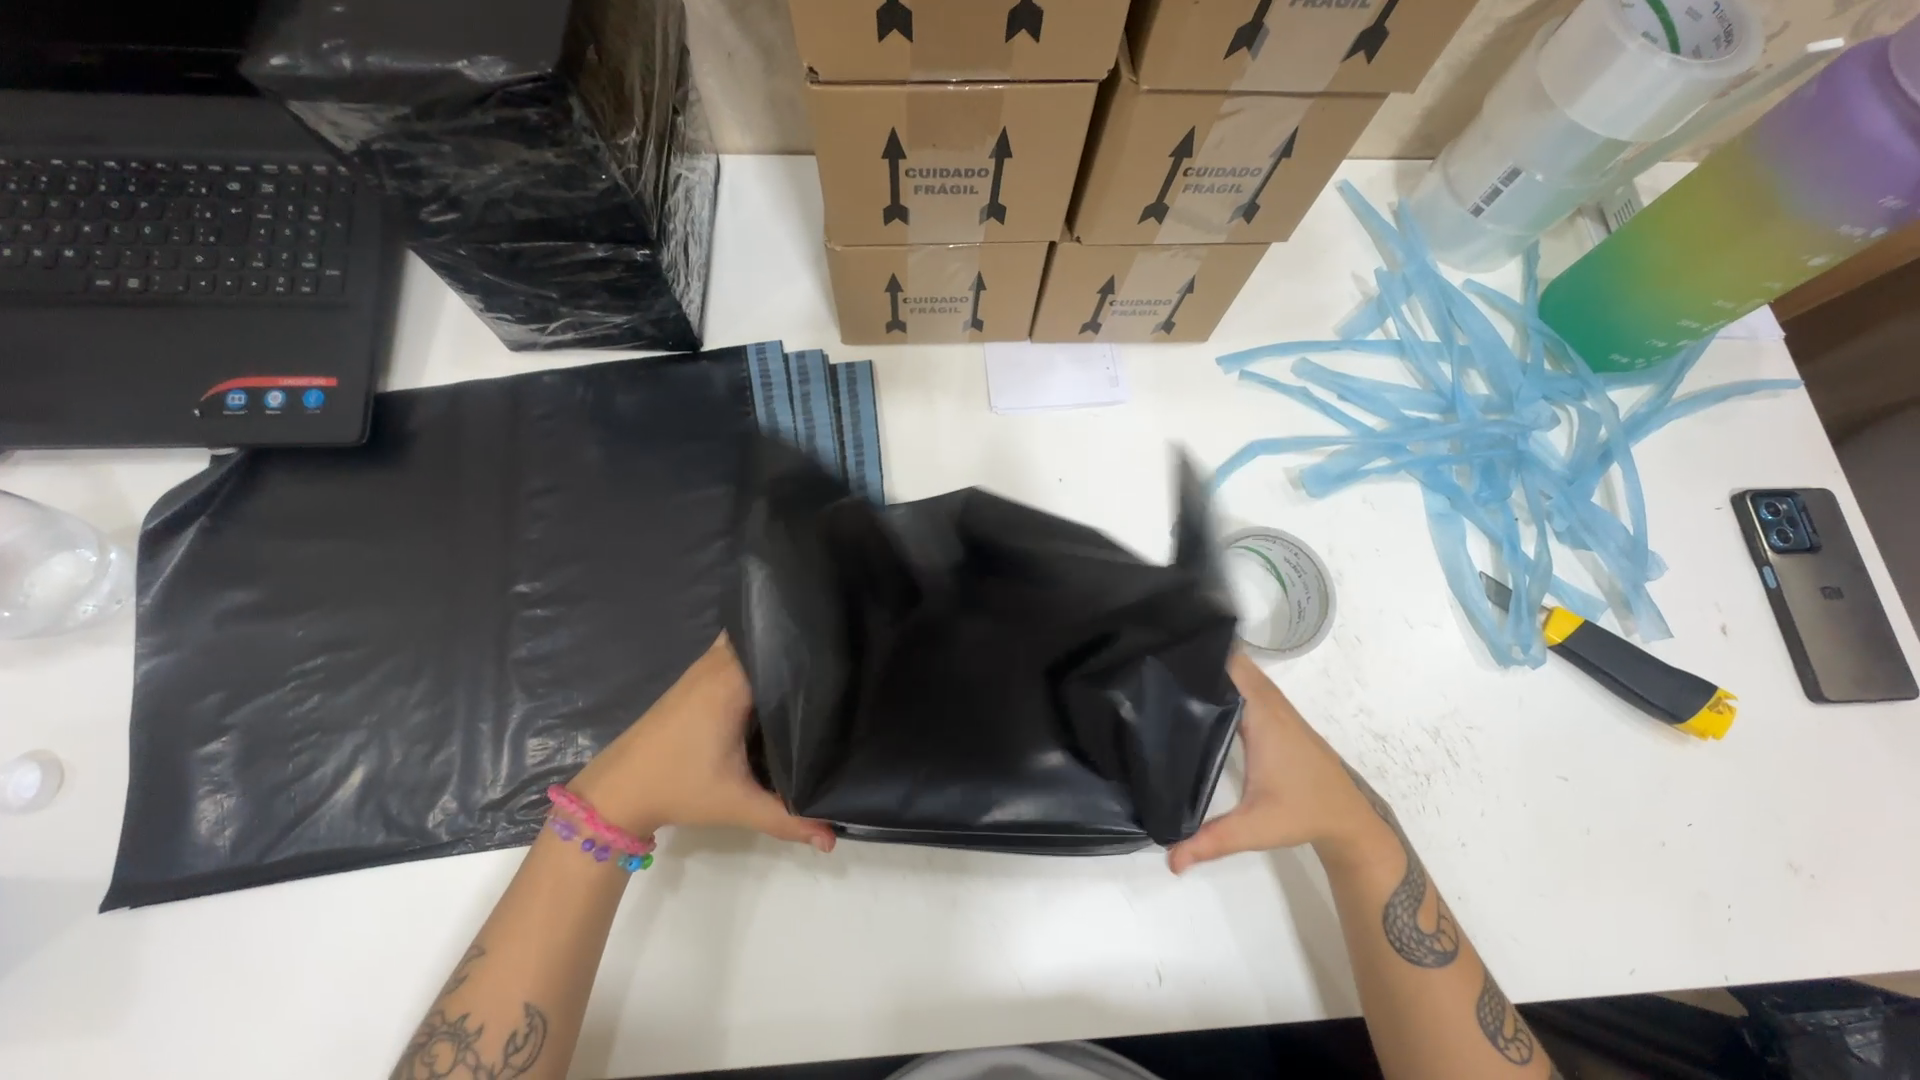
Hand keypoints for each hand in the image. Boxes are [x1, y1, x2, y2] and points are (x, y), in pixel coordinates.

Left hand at [566, 634, 835, 851]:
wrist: (619, 789)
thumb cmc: (679, 787)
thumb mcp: (738, 804)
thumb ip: (788, 819)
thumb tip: (831, 839)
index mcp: (732, 683)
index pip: (781, 649)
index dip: (813, 652)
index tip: (846, 662)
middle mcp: (719, 664)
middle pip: (769, 640)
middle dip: (800, 650)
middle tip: (840, 664)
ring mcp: (704, 667)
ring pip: (751, 645)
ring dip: (777, 655)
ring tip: (817, 667)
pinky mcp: (696, 677)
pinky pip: (736, 654)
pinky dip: (756, 661)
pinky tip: (779, 681)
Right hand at [1166, 653, 1385, 873]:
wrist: (1348, 816)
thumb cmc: (1302, 814)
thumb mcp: (1255, 829)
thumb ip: (1211, 841)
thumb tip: (1169, 861)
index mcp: (1262, 716)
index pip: (1231, 666)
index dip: (1200, 657)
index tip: (1163, 658)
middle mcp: (1269, 702)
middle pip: (1231, 661)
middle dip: (1198, 657)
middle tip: (1155, 665)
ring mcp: (1276, 706)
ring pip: (1240, 669)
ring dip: (1212, 666)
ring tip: (1169, 673)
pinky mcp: (1277, 714)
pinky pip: (1247, 682)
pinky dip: (1226, 679)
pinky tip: (1199, 693)